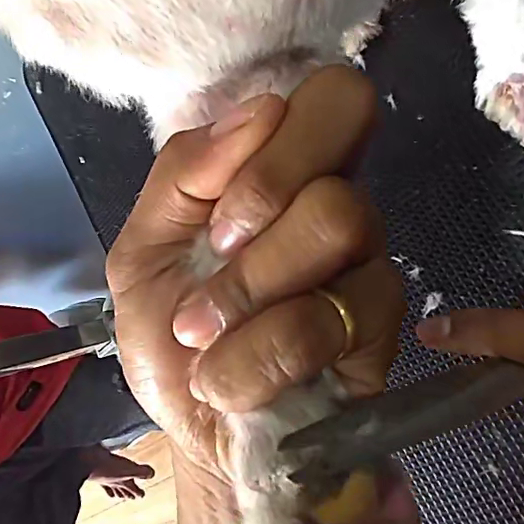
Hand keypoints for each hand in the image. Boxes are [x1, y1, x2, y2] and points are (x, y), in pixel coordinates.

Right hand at [86, 446, 154, 500]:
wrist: (84, 461)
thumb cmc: (107, 466)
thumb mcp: (128, 468)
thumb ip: (140, 471)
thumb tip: (152, 474)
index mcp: (122, 481)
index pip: (131, 488)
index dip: (137, 491)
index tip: (141, 496)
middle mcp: (112, 481)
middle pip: (121, 489)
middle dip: (126, 493)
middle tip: (130, 498)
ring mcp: (102, 477)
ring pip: (110, 486)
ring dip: (114, 490)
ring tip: (115, 495)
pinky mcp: (93, 471)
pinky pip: (100, 479)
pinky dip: (103, 482)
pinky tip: (101, 480)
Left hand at [106, 67, 403, 481]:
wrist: (199, 426)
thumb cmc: (172, 333)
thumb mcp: (143, 250)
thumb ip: (184, 175)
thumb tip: (259, 111)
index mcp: (286, 173)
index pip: (333, 97)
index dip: (282, 137)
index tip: (226, 203)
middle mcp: (339, 203)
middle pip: (344, 133)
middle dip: (263, 192)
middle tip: (218, 253)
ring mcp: (368, 262)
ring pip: (337, 218)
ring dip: (248, 286)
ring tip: (206, 333)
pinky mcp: (380, 326)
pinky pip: (324, 317)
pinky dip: (257, 355)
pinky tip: (236, 379)